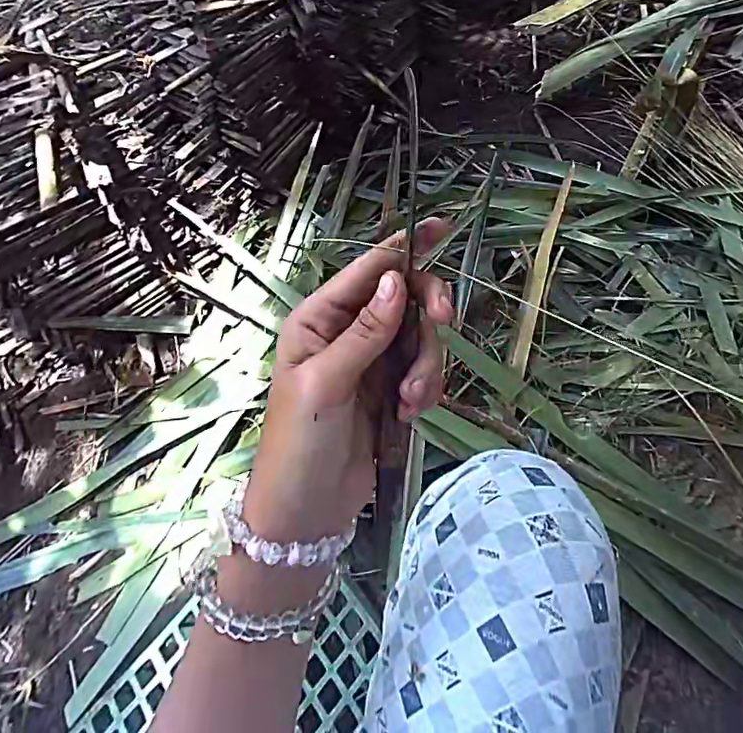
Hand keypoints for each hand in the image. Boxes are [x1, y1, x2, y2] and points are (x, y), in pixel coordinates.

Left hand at [242, 218, 453, 543]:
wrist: (305, 515)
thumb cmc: (299, 445)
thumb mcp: (326, 385)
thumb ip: (365, 333)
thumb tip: (396, 280)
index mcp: (320, 318)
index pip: (368, 270)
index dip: (404, 247)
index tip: (440, 227)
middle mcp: (348, 331)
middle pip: (404, 298)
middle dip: (426, 314)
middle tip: (443, 325)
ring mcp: (373, 360)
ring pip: (420, 337)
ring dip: (425, 366)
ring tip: (409, 403)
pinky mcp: (391, 388)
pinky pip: (423, 370)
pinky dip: (425, 389)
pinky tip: (409, 414)